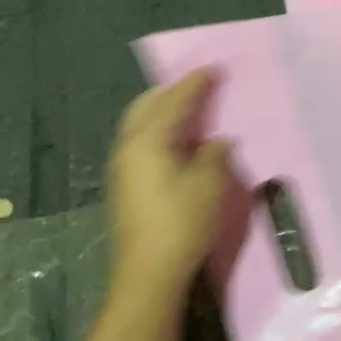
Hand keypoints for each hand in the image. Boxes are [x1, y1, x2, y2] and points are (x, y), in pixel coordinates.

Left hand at [107, 70, 232, 297]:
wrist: (150, 271)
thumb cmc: (183, 222)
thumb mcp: (210, 184)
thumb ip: (214, 154)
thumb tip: (217, 141)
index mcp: (148, 141)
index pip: (173, 102)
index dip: (194, 84)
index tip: (212, 69)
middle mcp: (128, 148)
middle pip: (146, 108)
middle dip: (170, 93)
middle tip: (197, 86)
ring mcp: (123, 169)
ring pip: (141, 126)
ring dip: (164, 113)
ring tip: (191, 110)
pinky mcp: (126, 187)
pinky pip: (142, 144)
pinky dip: (161, 132)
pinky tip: (180, 143)